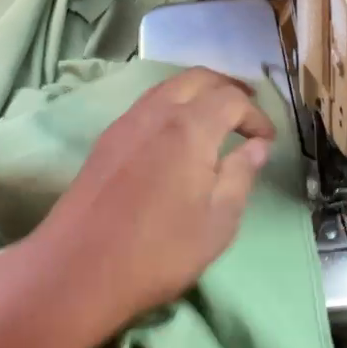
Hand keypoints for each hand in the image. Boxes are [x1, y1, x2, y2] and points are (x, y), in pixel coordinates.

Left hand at [29, 68, 276, 326]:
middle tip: (247, 113)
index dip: (256, 114)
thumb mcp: (217, 222)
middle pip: (197, 78)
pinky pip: (147, 105)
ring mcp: (126, 123)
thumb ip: (240, 176)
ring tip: (216, 120)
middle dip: (228, 88)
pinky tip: (178, 136)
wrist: (78, 269)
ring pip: (168, 87)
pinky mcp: (107, 140)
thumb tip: (257, 146)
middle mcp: (156, 113)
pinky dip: (172, 106)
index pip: (231, 99)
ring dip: (198, 94)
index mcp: (189, 128)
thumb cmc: (158, 251)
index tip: (268, 140)